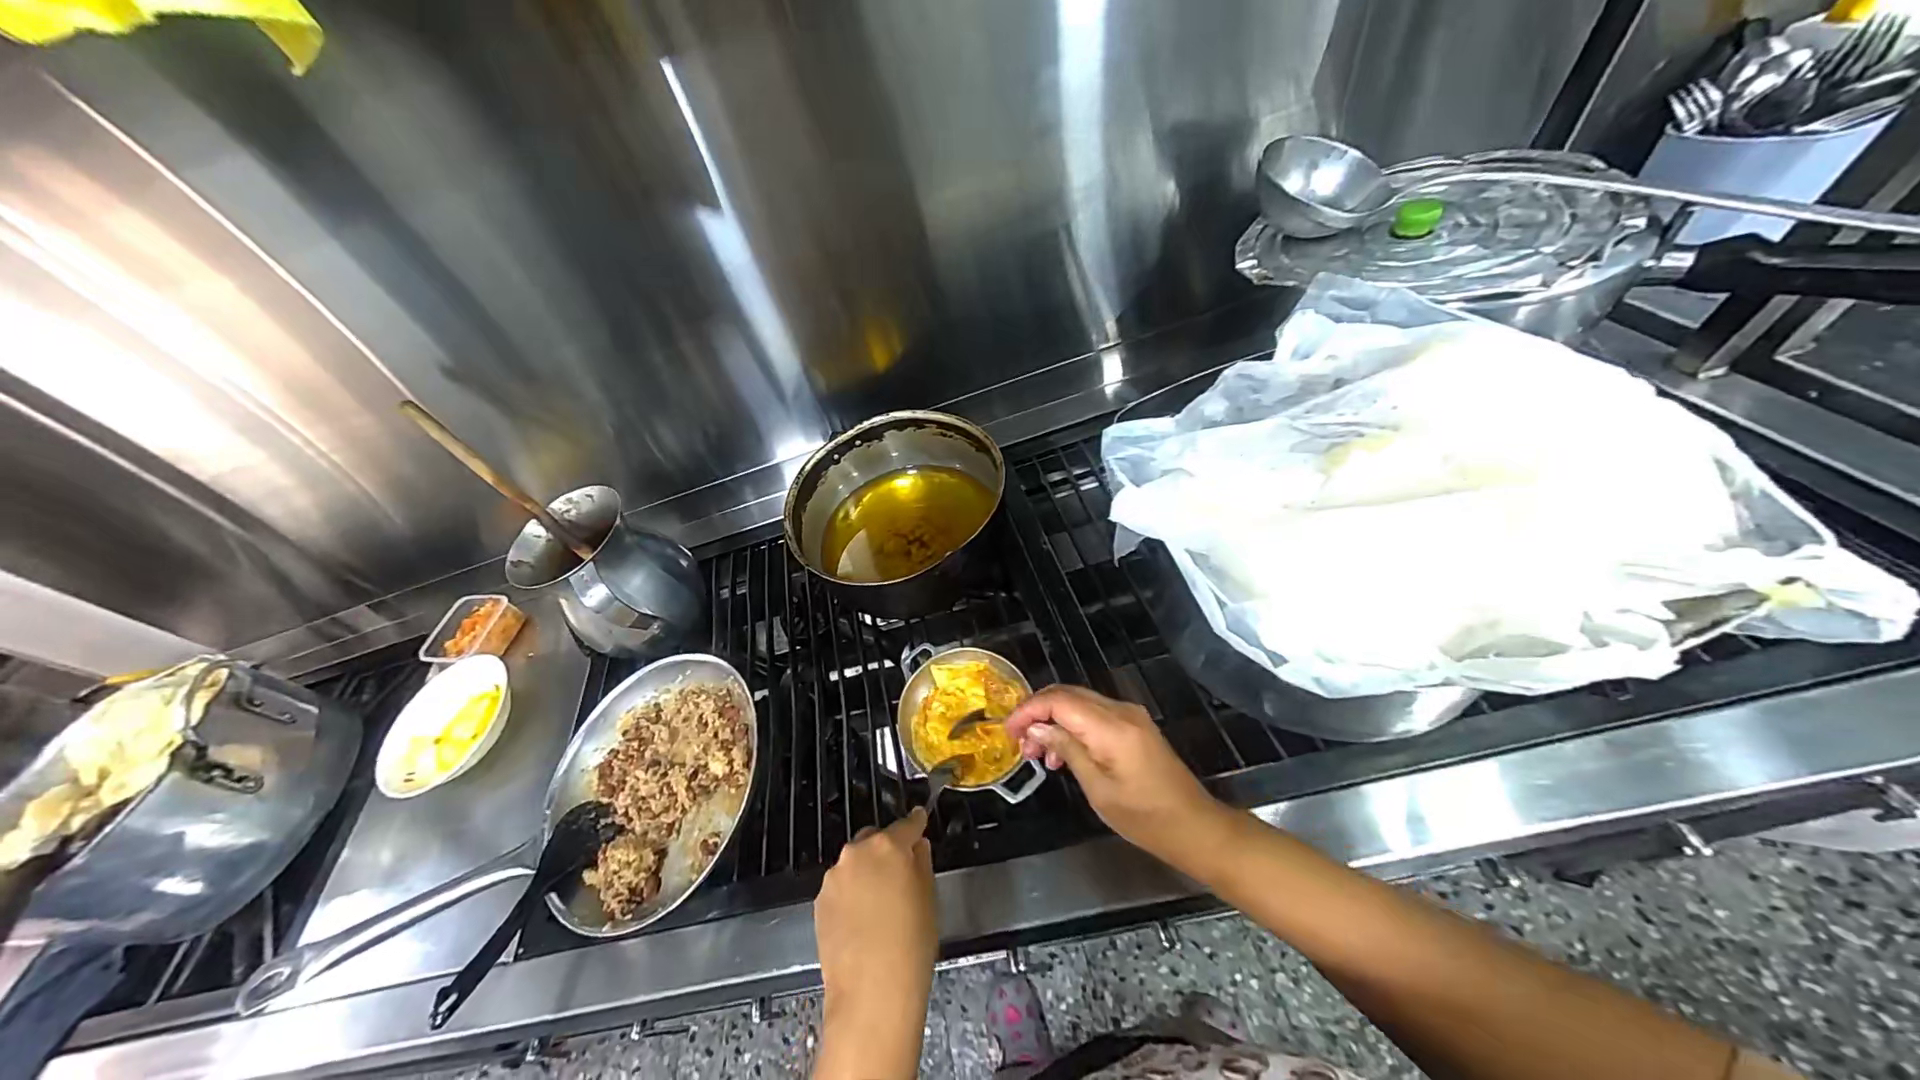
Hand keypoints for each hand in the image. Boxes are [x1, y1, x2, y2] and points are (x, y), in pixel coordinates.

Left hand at [813, 807, 935, 1079]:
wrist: (871, 993)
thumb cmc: (911, 944)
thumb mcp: (929, 898)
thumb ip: (922, 863)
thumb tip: (917, 847)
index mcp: (888, 846)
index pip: (906, 824)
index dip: (916, 821)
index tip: (920, 818)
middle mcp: (857, 854)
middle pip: (875, 840)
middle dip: (887, 850)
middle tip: (902, 874)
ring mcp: (834, 878)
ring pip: (855, 864)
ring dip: (867, 873)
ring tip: (881, 904)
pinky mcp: (820, 902)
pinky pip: (841, 887)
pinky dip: (852, 894)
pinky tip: (863, 920)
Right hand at [1004, 685, 1224, 865]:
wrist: (1195, 826)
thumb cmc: (1146, 818)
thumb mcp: (1098, 789)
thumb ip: (1067, 750)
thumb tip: (1037, 729)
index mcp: (1112, 727)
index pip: (1059, 700)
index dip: (1028, 711)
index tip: (1009, 731)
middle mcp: (1122, 711)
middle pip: (1068, 694)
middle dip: (1038, 713)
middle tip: (1020, 743)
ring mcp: (1130, 716)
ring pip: (1079, 702)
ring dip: (1054, 720)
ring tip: (1038, 754)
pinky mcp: (1135, 726)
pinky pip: (1094, 714)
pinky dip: (1072, 726)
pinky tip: (1064, 754)